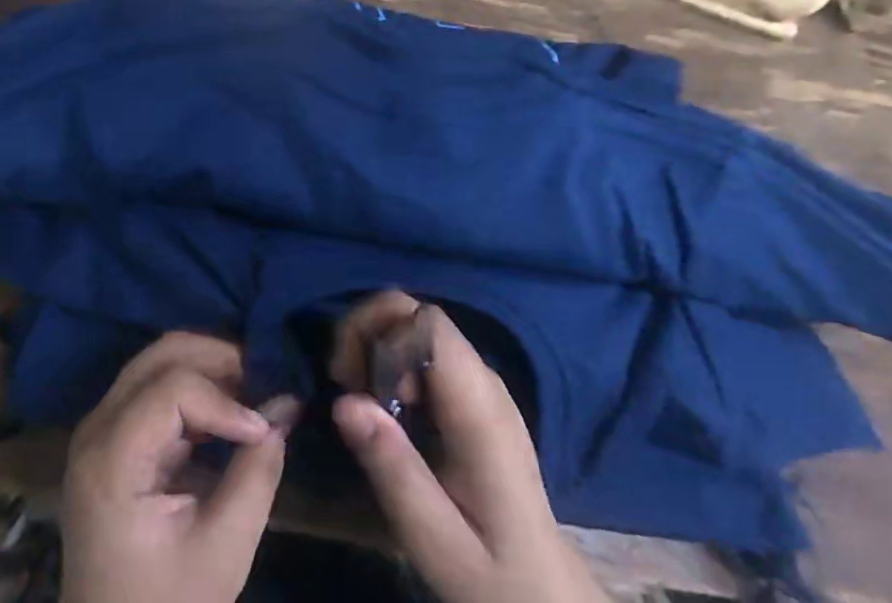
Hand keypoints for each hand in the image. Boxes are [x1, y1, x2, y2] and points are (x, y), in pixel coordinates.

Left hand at [61, 332, 296, 602]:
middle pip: (162, 355)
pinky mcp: (116, 436)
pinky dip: (199, 387)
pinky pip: (158, 386)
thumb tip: (288, 404)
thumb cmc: (169, 600)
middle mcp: (97, 427)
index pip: (174, 387)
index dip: (226, 400)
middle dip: (220, 359)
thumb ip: (257, 469)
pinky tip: (231, 409)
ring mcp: (102, 428)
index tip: (264, 430)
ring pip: (160, 362)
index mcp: (111, 458)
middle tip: (265, 382)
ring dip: (211, 368)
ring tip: (254, 393)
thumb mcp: (224, 544)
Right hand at [331, 292, 608, 602]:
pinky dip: (391, 364)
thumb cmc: (493, 573)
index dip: (379, 330)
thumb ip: (393, 470)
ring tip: (358, 401)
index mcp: (480, 408)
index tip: (349, 379)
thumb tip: (345, 401)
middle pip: (418, 315)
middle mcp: (483, 380)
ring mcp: (481, 384)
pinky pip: (424, 353)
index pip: (428, 322)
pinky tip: (382, 409)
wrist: (545, 590)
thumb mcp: (436, 540)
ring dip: (376, 349)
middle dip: (368, 334)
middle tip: (345, 386)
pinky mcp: (472, 395)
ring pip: (417, 329)